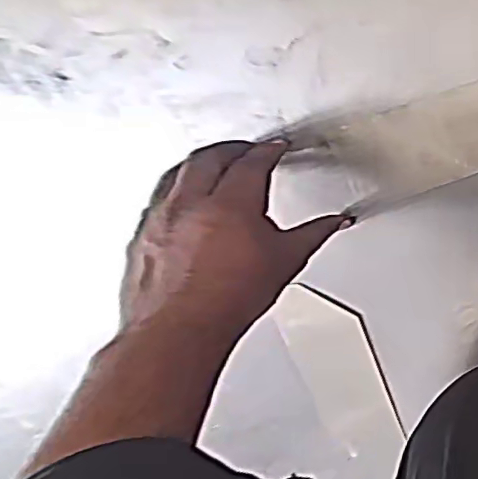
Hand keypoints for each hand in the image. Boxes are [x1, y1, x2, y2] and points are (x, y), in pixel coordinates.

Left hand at [120, 140, 350, 339]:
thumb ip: (316, 232)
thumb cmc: (229, 300)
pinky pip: (159, 198)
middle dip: (233, 148)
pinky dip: (178, 187)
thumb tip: (336, 221)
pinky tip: (186, 198)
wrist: (180, 331)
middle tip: (248, 148)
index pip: (252, 163)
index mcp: (230, 205)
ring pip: (178, 173)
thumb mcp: (287, 259)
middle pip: (209, 158)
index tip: (277, 147)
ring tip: (215, 163)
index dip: (269, 151)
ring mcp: (161, 219)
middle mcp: (191, 205)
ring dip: (201, 163)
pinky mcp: (142, 236)